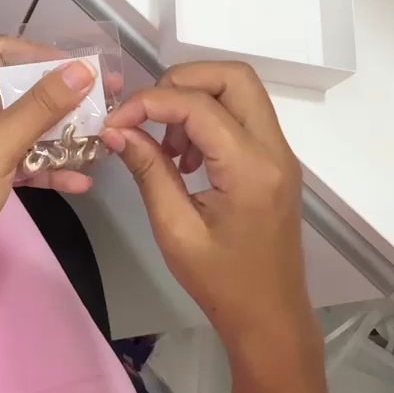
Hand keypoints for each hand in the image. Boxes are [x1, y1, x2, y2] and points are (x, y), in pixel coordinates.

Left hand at [0, 37, 98, 294]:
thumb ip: (41, 105)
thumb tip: (83, 69)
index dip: (38, 53)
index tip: (79, 66)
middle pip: (19, 89)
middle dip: (61, 96)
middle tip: (107, 96)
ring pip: (27, 126)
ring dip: (63, 132)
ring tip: (104, 135)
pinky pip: (27, 159)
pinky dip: (51, 167)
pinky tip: (82, 179)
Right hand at [100, 62, 304, 335]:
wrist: (269, 316)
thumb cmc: (221, 282)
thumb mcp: (174, 230)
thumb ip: (148, 171)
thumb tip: (116, 129)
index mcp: (250, 170)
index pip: (198, 105)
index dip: (150, 102)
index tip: (114, 122)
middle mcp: (273, 150)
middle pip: (234, 76)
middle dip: (181, 81)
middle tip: (146, 114)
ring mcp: (279, 153)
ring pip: (240, 90)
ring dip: (195, 99)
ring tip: (165, 144)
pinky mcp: (273, 161)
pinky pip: (242, 115)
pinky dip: (208, 116)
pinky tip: (182, 156)